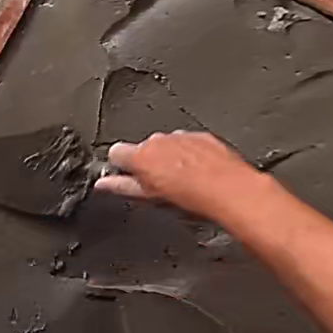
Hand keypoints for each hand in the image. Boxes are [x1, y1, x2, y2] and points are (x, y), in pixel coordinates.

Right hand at [96, 130, 269, 220]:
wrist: (229, 188)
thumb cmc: (191, 195)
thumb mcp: (149, 196)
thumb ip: (122, 186)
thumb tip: (104, 184)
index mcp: (140, 154)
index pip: (115, 152)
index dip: (119, 165)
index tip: (127, 176)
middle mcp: (159, 140)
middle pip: (143, 148)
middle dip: (148, 162)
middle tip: (159, 184)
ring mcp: (181, 136)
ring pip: (166, 145)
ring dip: (170, 158)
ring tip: (182, 180)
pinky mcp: (201, 136)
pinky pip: (188, 143)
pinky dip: (190, 154)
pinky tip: (198, 171)